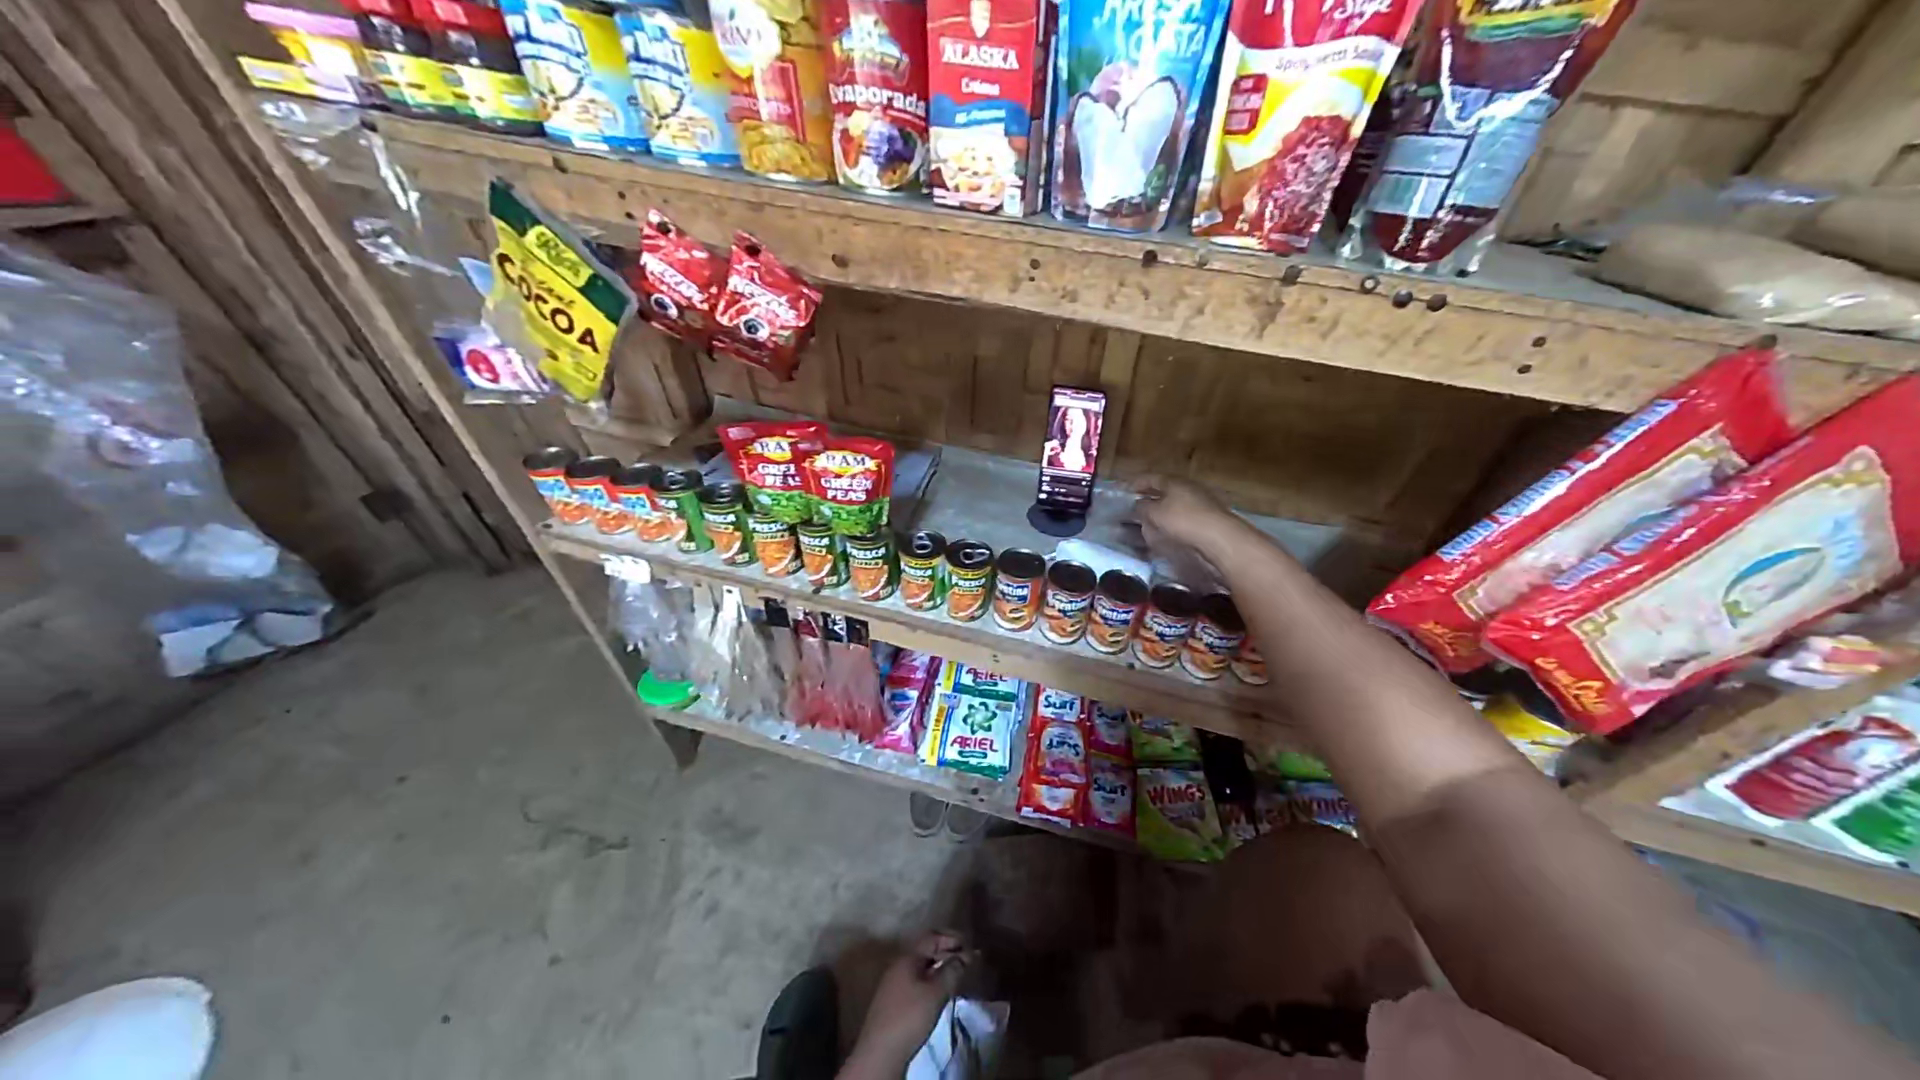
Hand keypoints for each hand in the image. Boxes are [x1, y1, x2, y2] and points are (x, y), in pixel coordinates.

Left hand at [839, 933, 968, 1078]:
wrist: (880, 1051)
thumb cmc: (910, 1016)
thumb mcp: (936, 992)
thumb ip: (952, 971)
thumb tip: (965, 955)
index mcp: (907, 957)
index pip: (931, 937)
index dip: (950, 938)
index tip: (969, 943)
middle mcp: (899, 965)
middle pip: (925, 950)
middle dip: (946, 951)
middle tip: (965, 959)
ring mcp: (894, 982)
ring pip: (921, 966)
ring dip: (939, 967)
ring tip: (956, 974)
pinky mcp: (893, 1000)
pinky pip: (916, 980)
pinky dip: (931, 979)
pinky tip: (939, 991)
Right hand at [1131, 477, 1244, 567]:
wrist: (1220, 539)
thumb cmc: (1183, 521)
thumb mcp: (1155, 513)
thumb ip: (1142, 507)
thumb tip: (1138, 504)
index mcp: (1174, 481)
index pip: (1151, 478)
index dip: (1135, 483)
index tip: (1123, 491)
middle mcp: (1188, 488)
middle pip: (1164, 490)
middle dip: (1148, 498)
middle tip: (1134, 507)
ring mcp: (1200, 503)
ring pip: (1174, 505)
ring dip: (1160, 512)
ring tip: (1147, 523)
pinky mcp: (1207, 520)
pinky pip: (1183, 518)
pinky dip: (1171, 523)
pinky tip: (1166, 533)